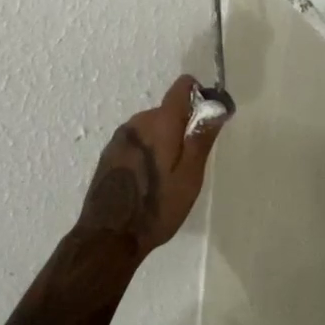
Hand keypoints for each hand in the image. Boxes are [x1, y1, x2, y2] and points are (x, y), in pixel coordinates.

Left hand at [75, 75, 226, 253]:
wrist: (108, 237)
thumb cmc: (157, 207)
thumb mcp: (190, 176)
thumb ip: (201, 137)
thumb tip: (216, 105)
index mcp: (160, 122)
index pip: (182, 87)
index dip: (199, 96)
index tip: (206, 121)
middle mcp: (137, 122)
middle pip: (167, 110)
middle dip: (181, 127)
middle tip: (188, 164)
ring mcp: (120, 138)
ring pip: (152, 127)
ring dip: (163, 141)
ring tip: (167, 177)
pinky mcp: (109, 154)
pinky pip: (137, 142)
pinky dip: (147, 152)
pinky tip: (147, 181)